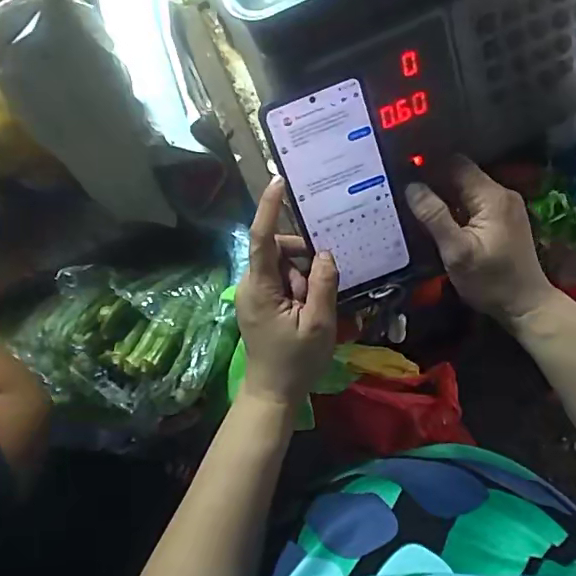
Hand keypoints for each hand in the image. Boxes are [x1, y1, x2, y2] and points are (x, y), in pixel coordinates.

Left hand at [235, 178, 337, 404]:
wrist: (273, 393)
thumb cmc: (296, 362)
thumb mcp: (319, 324)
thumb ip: (323, 284)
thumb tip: (325, 252)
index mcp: (260, 288)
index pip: (261, 239)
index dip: (268, 208)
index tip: (278, 182)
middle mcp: (250, 284)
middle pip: (276, 250)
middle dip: (301, 259)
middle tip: (318, 290)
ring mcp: (252, 293)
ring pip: (280, 265)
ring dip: (301, 276)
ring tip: (312, 307)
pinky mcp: (259, 301)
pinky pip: (279, 279)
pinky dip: (296, 285)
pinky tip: (309, 306)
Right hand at [407, 157, 557, 324]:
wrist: (526, 306)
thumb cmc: (491, 281)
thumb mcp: (457, 251)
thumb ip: (434, 216)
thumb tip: (411, 186)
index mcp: (491, 196)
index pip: (455, 163)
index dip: (427, 164)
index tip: (400, 169)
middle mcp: (501, 194)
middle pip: (460, 174)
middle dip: (431, 179)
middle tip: (399, 188)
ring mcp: (504, 207)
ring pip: (464, 189)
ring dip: (440, 194)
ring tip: (410, 202)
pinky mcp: (502, 220)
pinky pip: (471, 203)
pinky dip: (452, 207)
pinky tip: (433, 218)